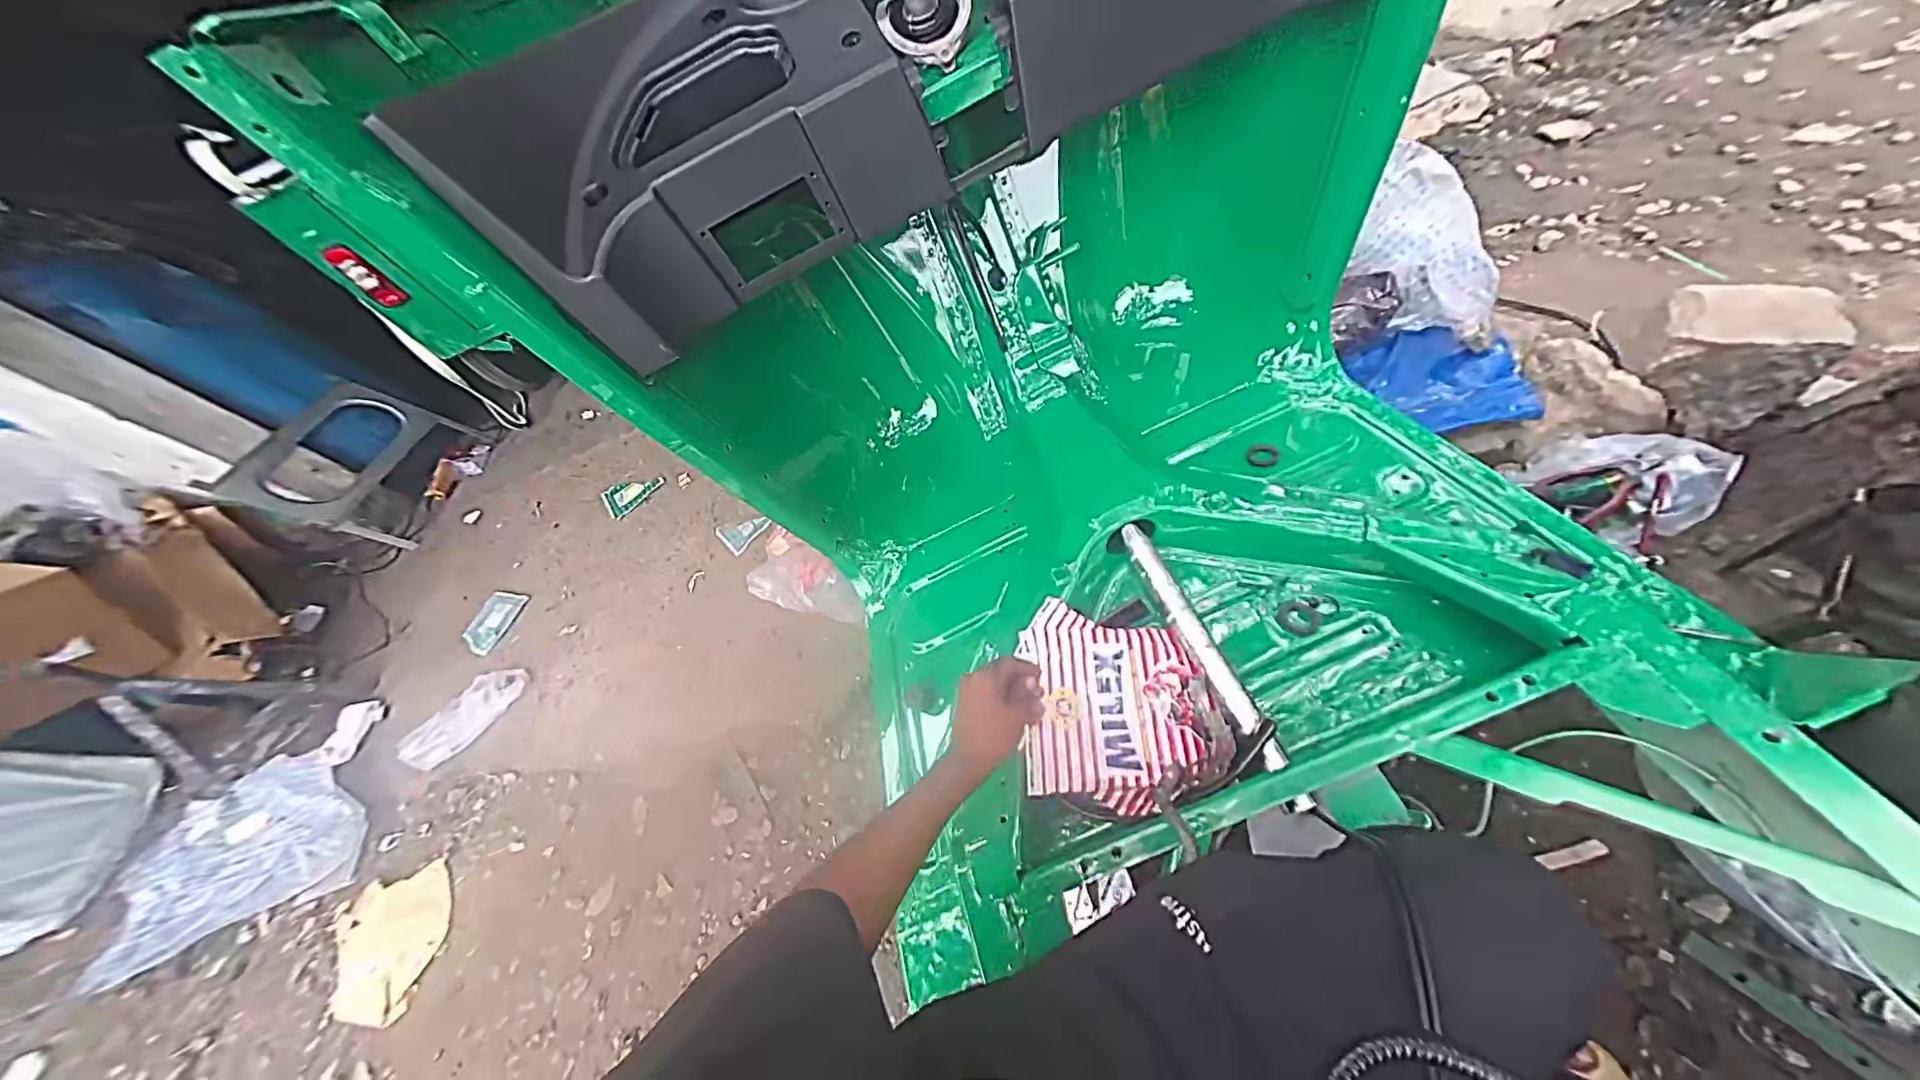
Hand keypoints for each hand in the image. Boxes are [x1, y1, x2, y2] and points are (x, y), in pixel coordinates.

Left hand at [947, 657, 1042, 780]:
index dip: (1027, 668)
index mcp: (985, 676)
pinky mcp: (965, 706)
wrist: (967, 761)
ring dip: (1012, 692)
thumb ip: (1027, 697)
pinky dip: (1002, 700)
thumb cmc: (994, 735)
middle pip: (1001, 673)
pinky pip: (987, 696)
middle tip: (1037, 692)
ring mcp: (967, 692)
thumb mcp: (1017, 715)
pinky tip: (1015, 712)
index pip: (1009, 663)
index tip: (1040, 676)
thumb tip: (1033, 686)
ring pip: (994, 686)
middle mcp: (974, 679)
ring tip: (1030, 705)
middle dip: (1021, 681)